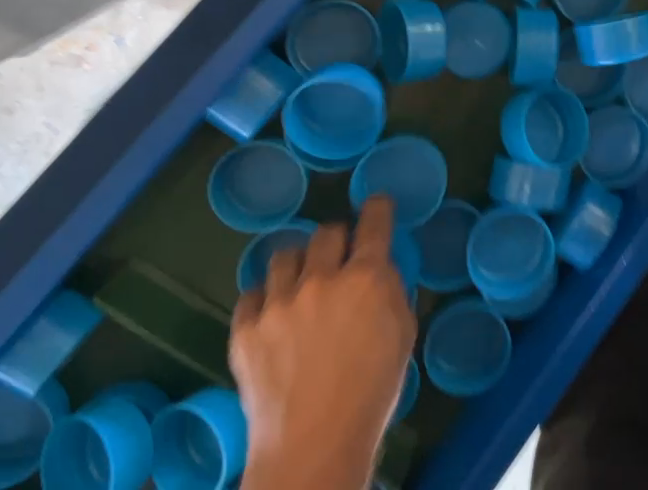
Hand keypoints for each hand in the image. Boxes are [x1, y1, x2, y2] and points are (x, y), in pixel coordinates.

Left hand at [230, 197, 416, 489]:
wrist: (315, 444)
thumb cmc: (373, 393)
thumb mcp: (403, 336)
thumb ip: (393, 295)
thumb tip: (381, 275)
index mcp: (367, 278)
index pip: (373, 223)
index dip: (377, 208)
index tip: (376, 204)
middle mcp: (321, 279)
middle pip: (325, 233)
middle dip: (336, 240)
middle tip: (339, 258)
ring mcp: (278, 302)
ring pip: (284, 255)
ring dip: (298, 264)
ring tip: (301, 284)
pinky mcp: (244, 328)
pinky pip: (251, 294)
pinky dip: (265, 298)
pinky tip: (273, 315)